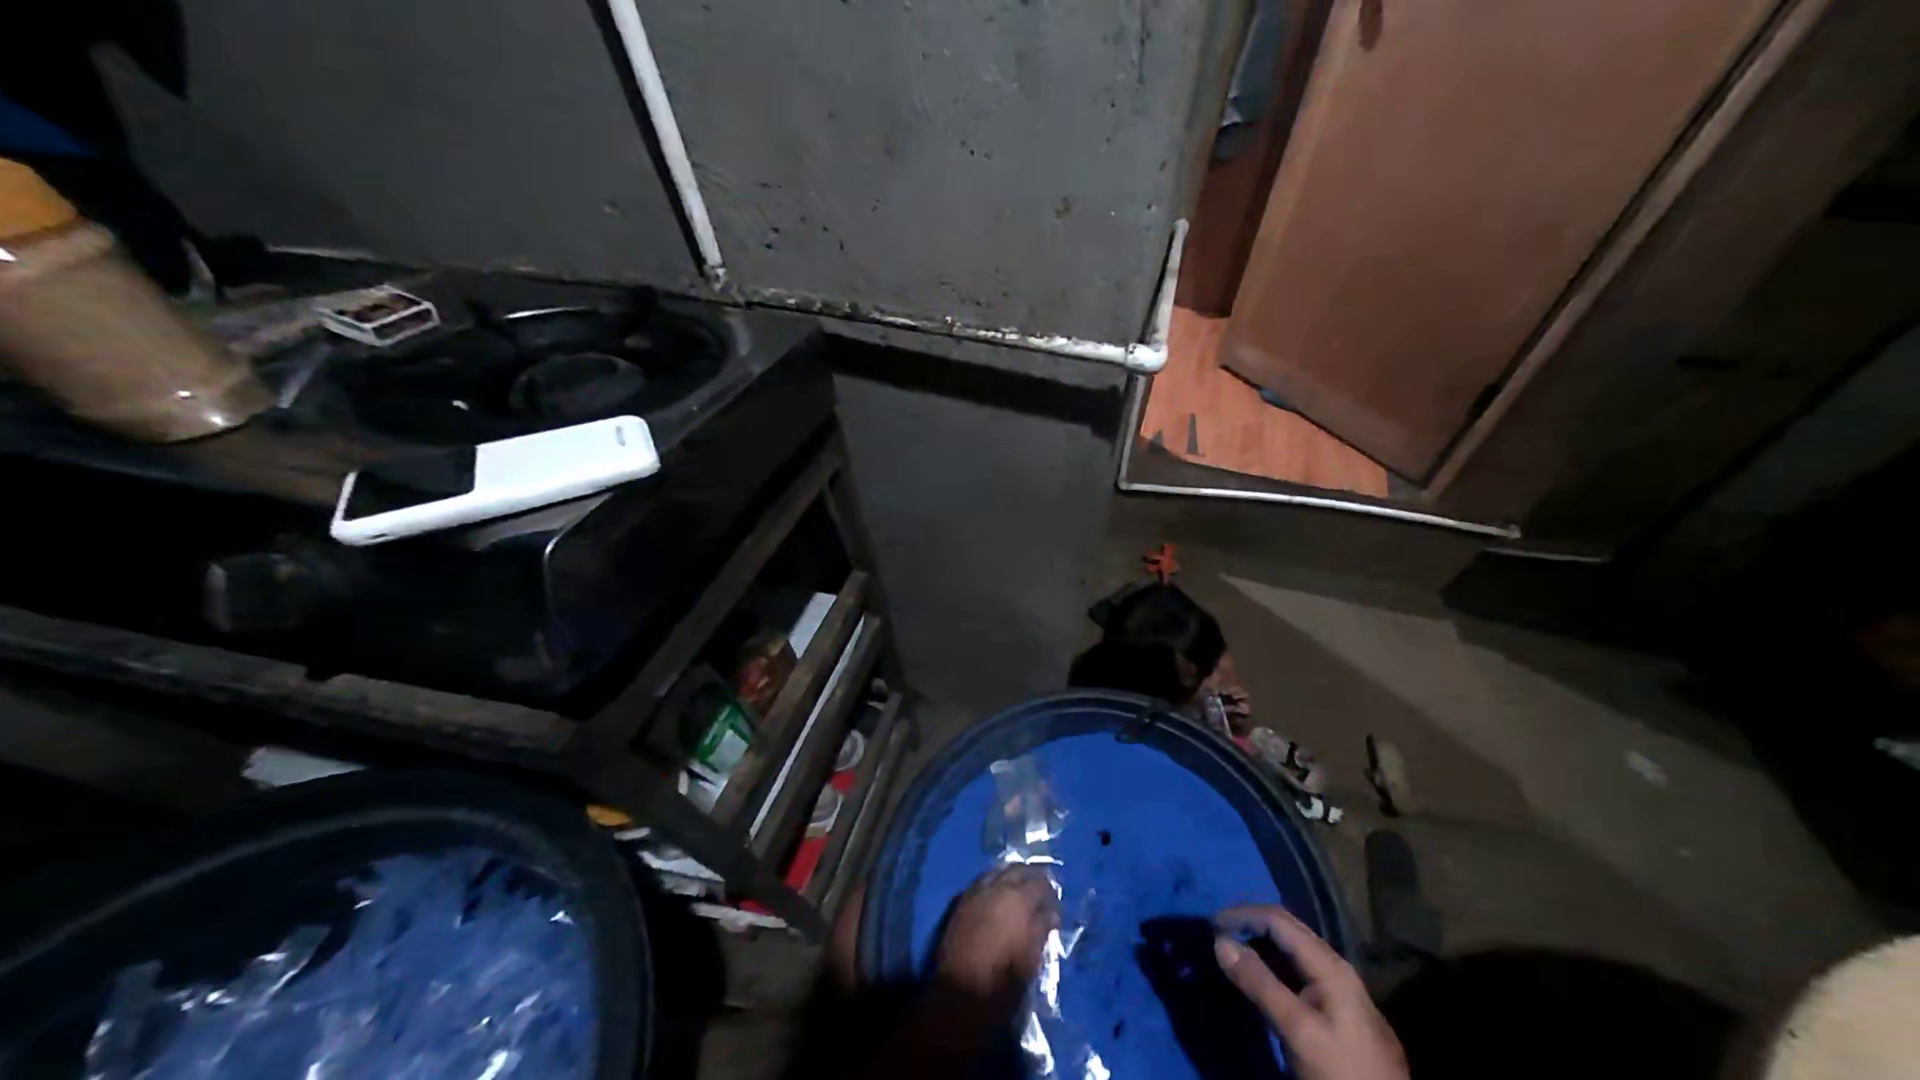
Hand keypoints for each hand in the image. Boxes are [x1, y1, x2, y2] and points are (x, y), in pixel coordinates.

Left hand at [937, 863, 1058, 999]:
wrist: (958, 994)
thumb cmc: (1002, 982)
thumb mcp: (1031, 959)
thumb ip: (1042, 928)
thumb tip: (1051, 913)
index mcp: (1018, 900)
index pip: (1041, 882)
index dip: (1051, 893)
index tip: (1055, 905)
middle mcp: (997, 888)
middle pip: (1018, 869)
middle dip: (1031, 877)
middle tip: (1039, 892)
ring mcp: (976, 892)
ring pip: (998, 872)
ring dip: (1011, 877)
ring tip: (1019, 893)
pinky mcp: (960, 902)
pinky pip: (982, 882)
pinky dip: (993, 884)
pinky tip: (997, 897)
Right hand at [1213, 906, 1407, 1079]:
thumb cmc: (1342, 1071)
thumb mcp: (1297, 1029)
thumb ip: (1259, 983)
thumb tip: (1220, 941)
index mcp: (1329, 965)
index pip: (1279, 920)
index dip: (1243, 915)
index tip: (1211, 924)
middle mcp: (1334, 967)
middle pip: (1286, 929)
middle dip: (1249, 923)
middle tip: (1217, 933)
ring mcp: (1336, 987)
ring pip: (1290, 949)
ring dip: (1258, 943)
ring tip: (1230, 950)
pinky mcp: (1332, 1007)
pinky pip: (1295, 970)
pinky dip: (1269, 964)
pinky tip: (1256, 975)